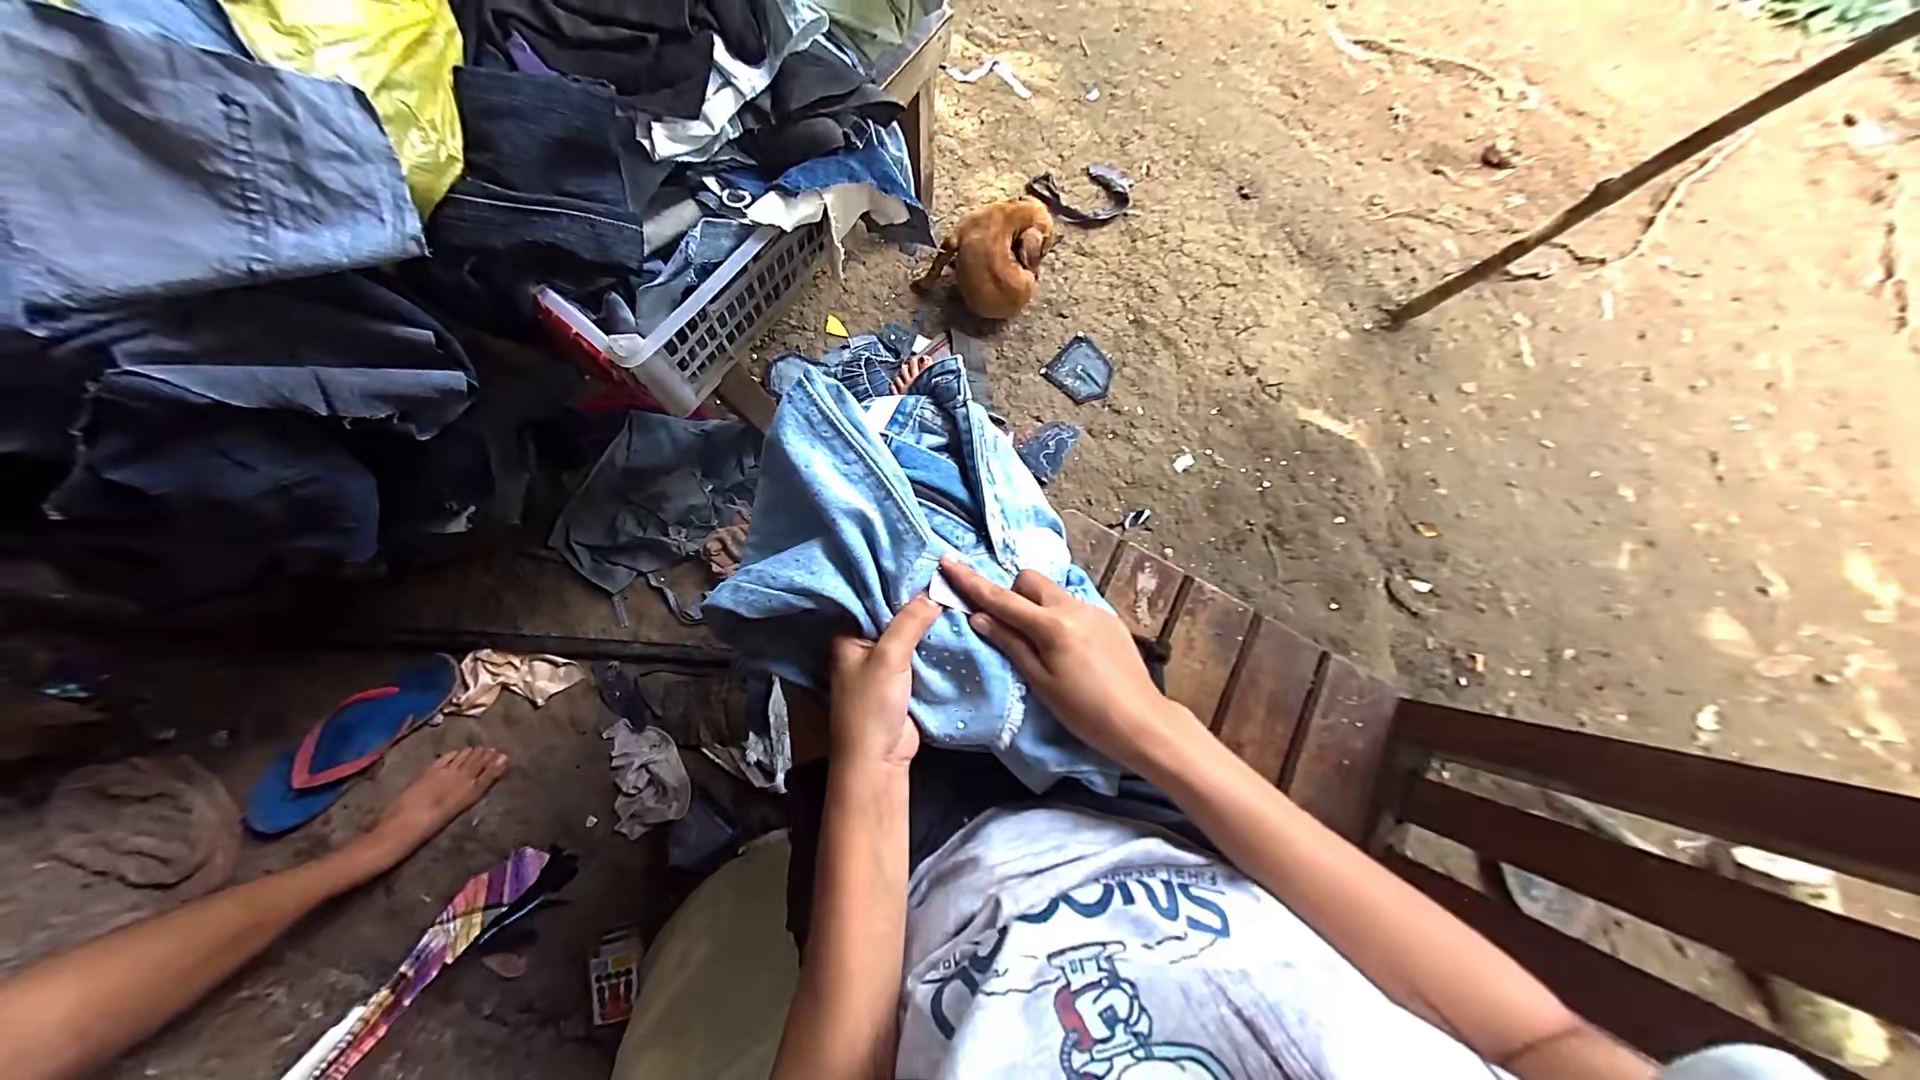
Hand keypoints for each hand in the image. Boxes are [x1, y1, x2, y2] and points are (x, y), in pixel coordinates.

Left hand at [828, 594, 942, 769]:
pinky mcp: (902, 678)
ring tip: (952, 594)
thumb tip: (934, 593)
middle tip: (944, 577)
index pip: (869, 597)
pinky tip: (953, 625)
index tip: (921, 563)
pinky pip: (919, 652)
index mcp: (847, 635)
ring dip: (927, 621)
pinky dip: (932, 642)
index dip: (893, 580)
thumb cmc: (871, 707)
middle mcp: (863, 645)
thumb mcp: (889, 658)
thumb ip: (909, 623)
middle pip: (891, 614)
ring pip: (908, 633)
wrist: (880, 759)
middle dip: (915, 600)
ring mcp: (883, 662)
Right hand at [938, 554, 1203, 773]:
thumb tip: (980, 617)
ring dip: (1038, 607)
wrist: (1141, 721)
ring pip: (1053, 593)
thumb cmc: (1084, 711)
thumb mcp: (1040, 682)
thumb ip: (1010, 643)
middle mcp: (1073, 607)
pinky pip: (1073, 607)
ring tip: (1046, 645)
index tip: (948, 560)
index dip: (971, 581)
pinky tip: (1073, 650)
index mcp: (1051, 625)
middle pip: (1030, 581)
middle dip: (1014, 594)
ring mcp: (1094, 610)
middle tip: (1013, 627)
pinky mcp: (1109, 618)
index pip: (1001, 598)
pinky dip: (1061, 618)